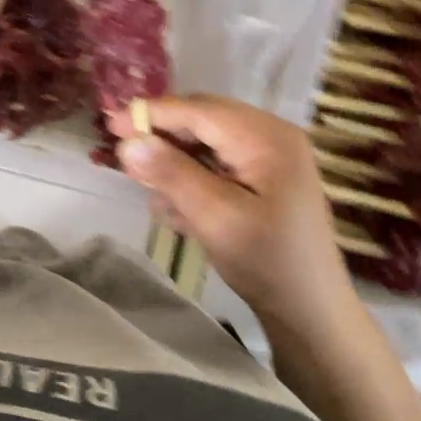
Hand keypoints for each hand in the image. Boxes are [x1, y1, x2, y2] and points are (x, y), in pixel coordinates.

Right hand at [109, 95, 364, 338]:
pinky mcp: (262, 183)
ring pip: (205, 145)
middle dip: (162, 138)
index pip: (199, 111)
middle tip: (123, 157)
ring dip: (175, 165)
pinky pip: (216, 167)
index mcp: (267, 138)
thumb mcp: (215, 217)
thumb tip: (129, 143)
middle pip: (202, 122)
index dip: (153, 114)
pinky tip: (175, 211)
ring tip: (150, 192)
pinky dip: (191, 182)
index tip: (110, 124)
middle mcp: (269, 138)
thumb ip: (172, 175)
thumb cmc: (267, 261)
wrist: (310, 309)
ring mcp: (267, 160)